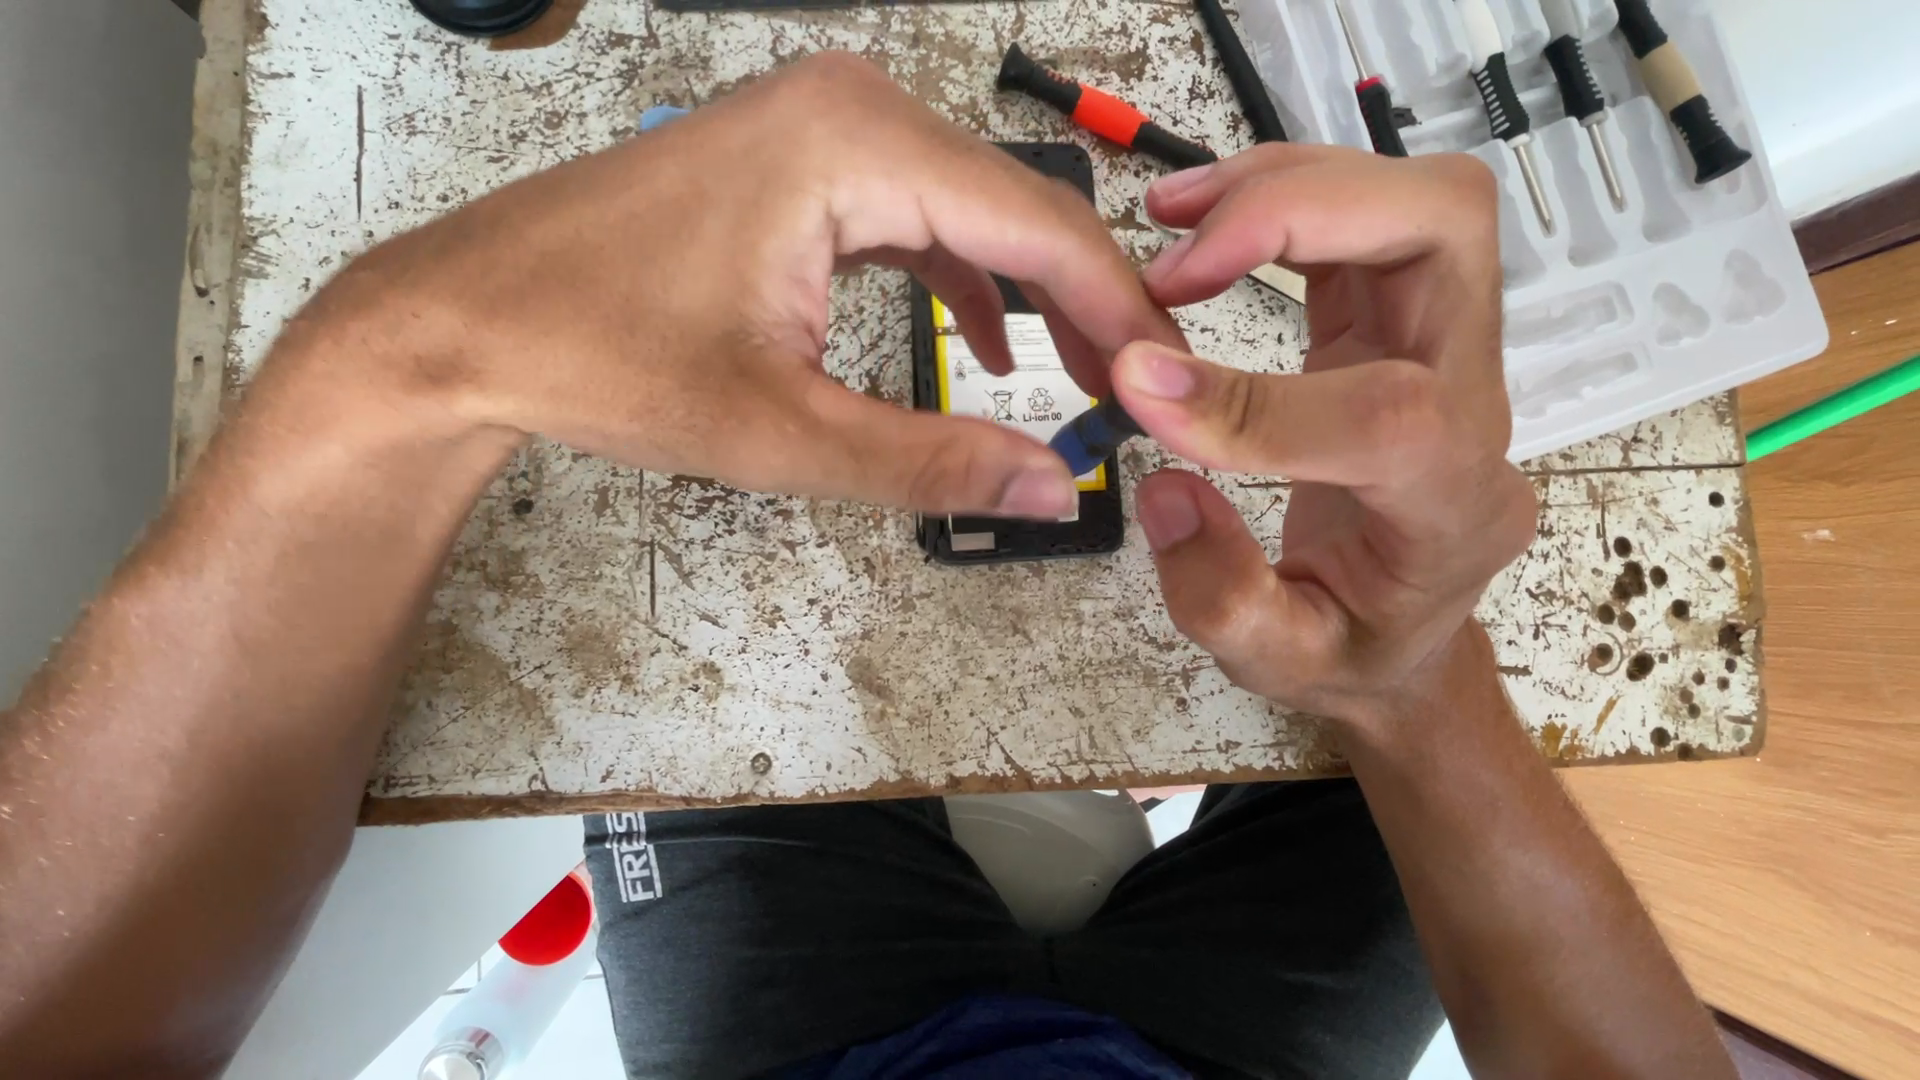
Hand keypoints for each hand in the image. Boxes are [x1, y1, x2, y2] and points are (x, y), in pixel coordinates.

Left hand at [270, 52, 1185, 519]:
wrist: (467, 319)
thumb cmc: (605, 361)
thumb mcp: (782, 432)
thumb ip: (933, 463)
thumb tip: (1055, 489)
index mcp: (857, 146)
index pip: (1041, 227)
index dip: (1119, 313)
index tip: (1163, 384)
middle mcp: (853, 108)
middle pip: (1020, 210)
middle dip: (1089, 307)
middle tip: (1132, 397)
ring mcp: (825, 128)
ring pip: (976, 211)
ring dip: (1033, 294)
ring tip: (1080, 377)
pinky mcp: (803, 164)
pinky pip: (920, 216)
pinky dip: (964, 279)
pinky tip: (986, 342)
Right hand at [1110, 144, 1536, 727]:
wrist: (1408, 640)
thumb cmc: (1346, 656)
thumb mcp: (1273, 661)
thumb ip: (1217, 590)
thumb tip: (1162, 480)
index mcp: (1449, 506)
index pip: (1385, 417)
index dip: (1252, 397)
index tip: (1133, 380)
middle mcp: (1474, 406)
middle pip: (1442, 234)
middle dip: (1300, 211)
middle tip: (1172, 254)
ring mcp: (1449, 352)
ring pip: (1413, 202)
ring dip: (1287, 185)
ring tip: (1172, 217)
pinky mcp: (1401, 329)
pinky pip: (1367, 225)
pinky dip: (1283, 200)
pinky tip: (1204, 225)